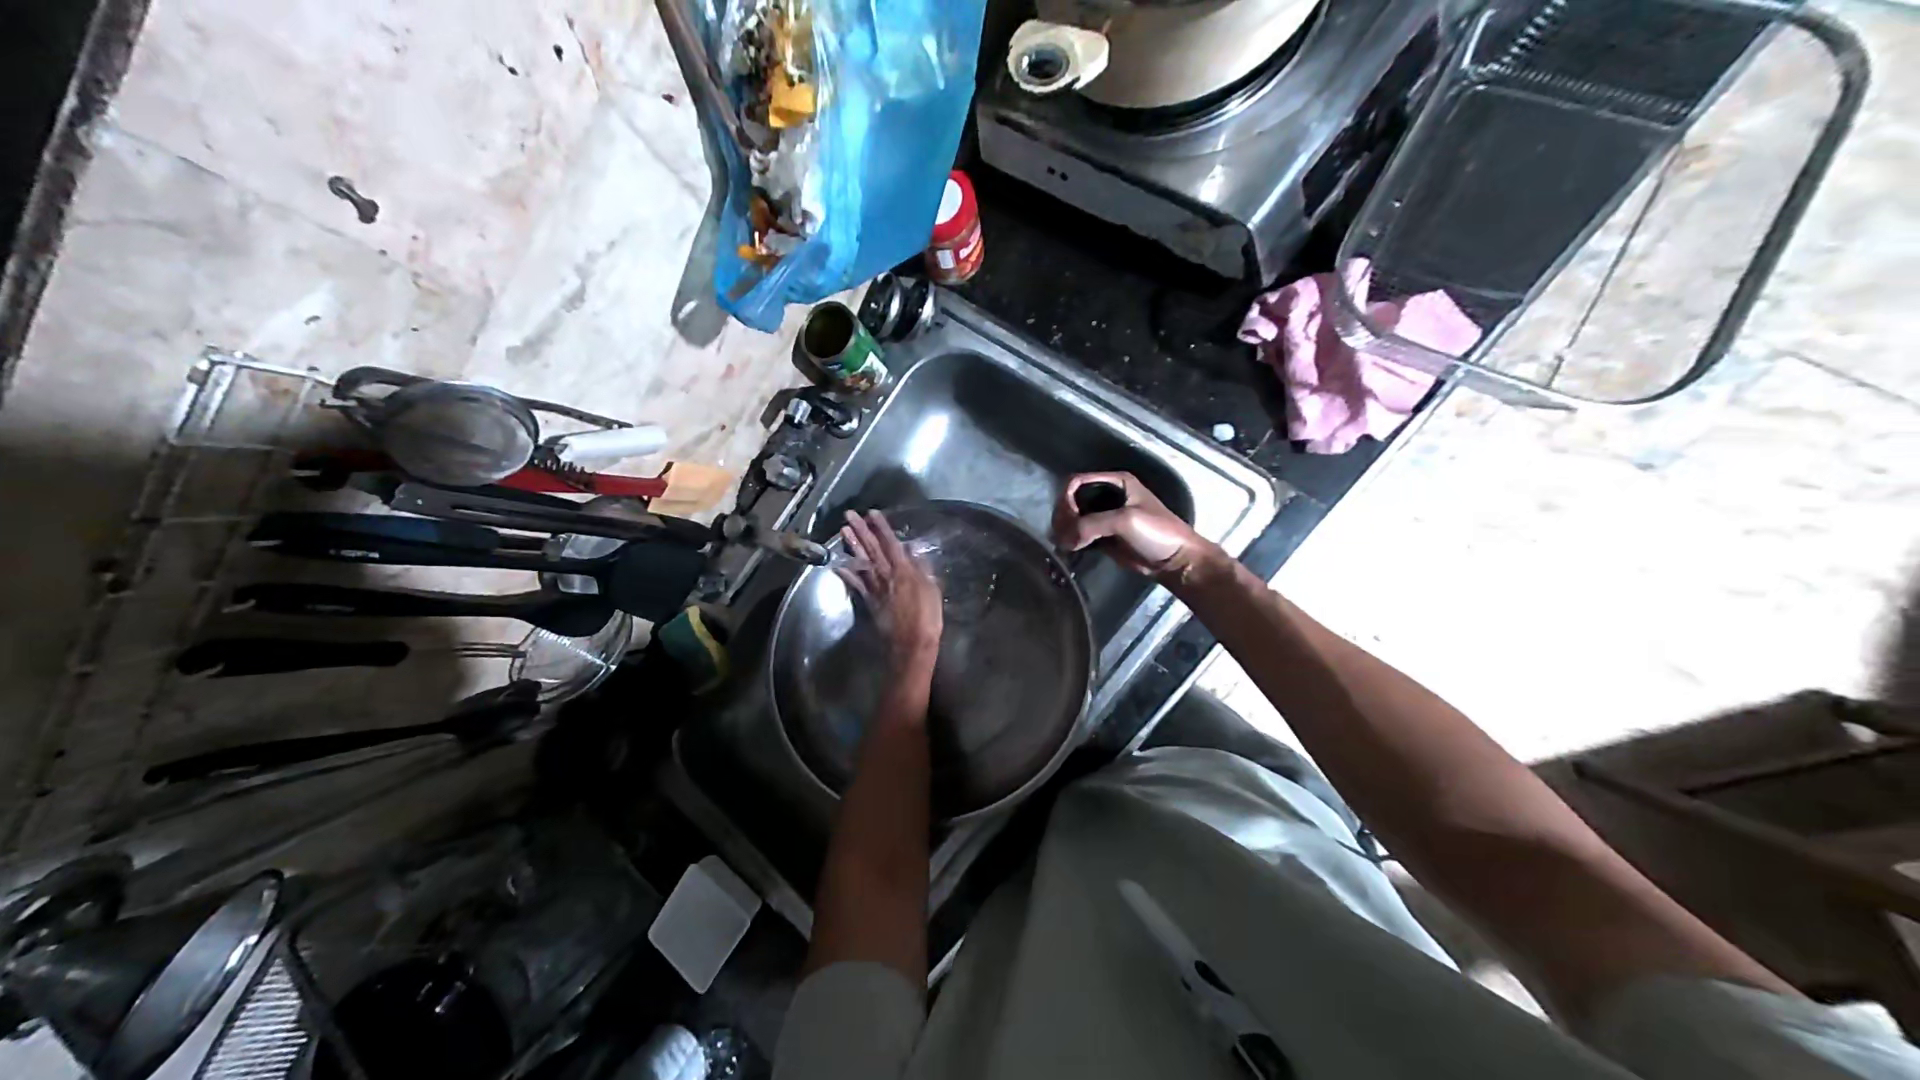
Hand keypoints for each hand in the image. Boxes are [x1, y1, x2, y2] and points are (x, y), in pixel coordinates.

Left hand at [839, 509, 942, 666]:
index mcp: (904, 570)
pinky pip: (854, 584)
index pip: (891, 543)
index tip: (873, 513)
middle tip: (850, 515)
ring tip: (843, 530)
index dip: (881, 527)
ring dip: (852, 545)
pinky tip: (837, 564)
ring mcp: (874, 588)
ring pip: (861, 561)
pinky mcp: (868, 601)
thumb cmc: (927, 618)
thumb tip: (913, 550)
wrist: (911, 644)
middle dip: (861, 530)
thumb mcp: (932, 589)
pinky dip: (845, 573)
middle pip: (871, 548)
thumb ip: (922, 568)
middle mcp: (886, 575)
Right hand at [1051, 472, 1221, 586]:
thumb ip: (1093, 524)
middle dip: (1064, 516)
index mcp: (1115, 482)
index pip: (1076, 482)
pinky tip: (1069, 548)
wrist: (1175, 561)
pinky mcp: (1102, 536)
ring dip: (1064, 529)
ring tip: (1067, 544)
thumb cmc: (1157, 532)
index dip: (1066, 498)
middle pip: (1070, 499)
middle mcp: (1106, 495)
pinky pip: (1078, 534)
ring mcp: (1103, 516)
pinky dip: (1070, 540)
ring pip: (1072, 518)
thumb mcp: (1126, 520)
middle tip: (1065, 534)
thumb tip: (1066, 540)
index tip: (1068, 517)